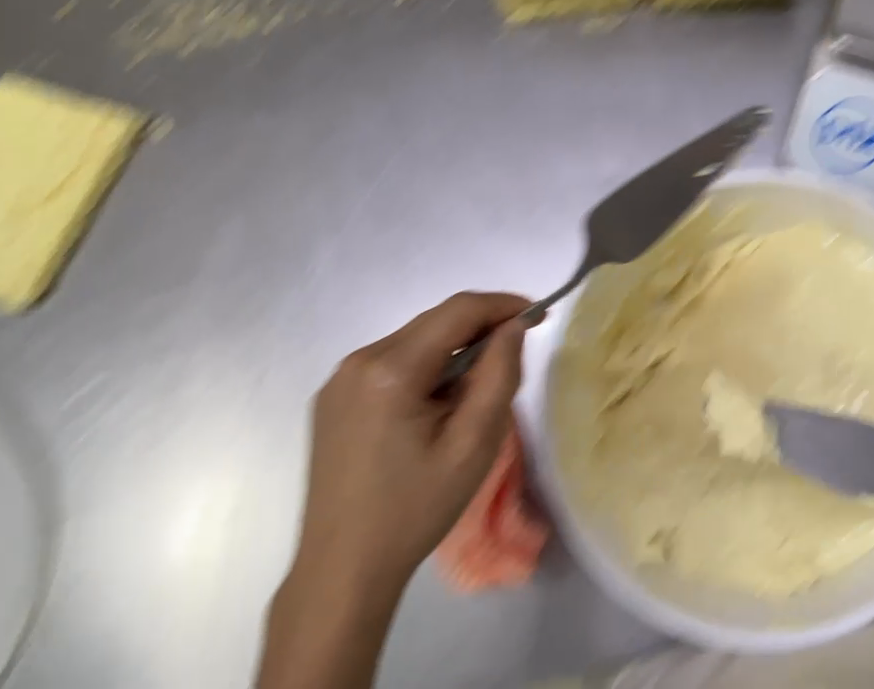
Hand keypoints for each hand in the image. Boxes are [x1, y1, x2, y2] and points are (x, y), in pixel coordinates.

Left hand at [292, 292, 530, 595]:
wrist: (343, 568)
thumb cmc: (416, 509)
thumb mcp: (474, 444)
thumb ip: (499, 375)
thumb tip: (512, 327)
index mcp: (390, 369)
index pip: (458, 310)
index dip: (503, 305)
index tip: (540, 315)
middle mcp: (357, 361)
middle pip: (434, 323)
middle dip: (480, 331)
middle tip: (515, 361)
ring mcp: (338, 380)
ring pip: (414, 342)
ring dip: (452, 354)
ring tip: (475, 399)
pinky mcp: (333, 400)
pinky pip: (391, 364)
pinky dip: (425, 371)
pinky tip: (436, 411)